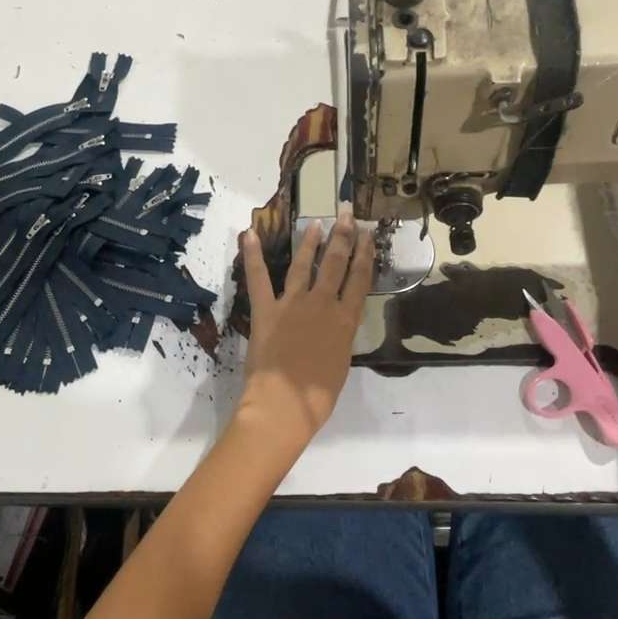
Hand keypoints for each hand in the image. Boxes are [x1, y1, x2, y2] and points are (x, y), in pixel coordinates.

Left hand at [235, 210, 374, 443]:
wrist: (284, 402)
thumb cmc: (318, 395)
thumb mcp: (341, 364)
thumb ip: (338, 339)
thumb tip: (333, 329)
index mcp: (346, 321)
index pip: (360, 280)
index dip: (365, 255)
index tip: (367, 236)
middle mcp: (322, 304)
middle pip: (335, 265)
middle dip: (342, 238)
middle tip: (347, 216)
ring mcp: (291, 304)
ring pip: (302, 265)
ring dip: (309, 243)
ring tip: (315, 224)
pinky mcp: (265, 310)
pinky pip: (258, 279)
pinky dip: (252, 256)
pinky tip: (249, 236)